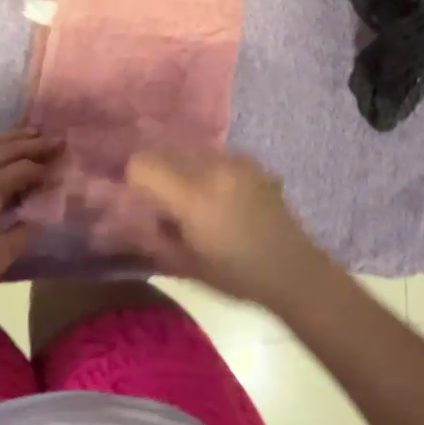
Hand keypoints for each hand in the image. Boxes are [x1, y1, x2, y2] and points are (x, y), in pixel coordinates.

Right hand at [118, 147, 335, 307]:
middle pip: (164, 150)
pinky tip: (217, 195)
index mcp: (194, 195)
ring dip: (180, 167)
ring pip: (190, 149)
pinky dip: (205, 168)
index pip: (142, 164)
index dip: (133, 180)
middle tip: (159, 200)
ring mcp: (236, 161)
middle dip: (155, 171)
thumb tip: (130, 216)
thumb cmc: (236, 275)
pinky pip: (215, 155)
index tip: (138, 201)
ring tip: (189, 197)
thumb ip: (152, 235)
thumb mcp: (185, 265)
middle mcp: (213, 167)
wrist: (294, 271)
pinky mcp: (253, 162)